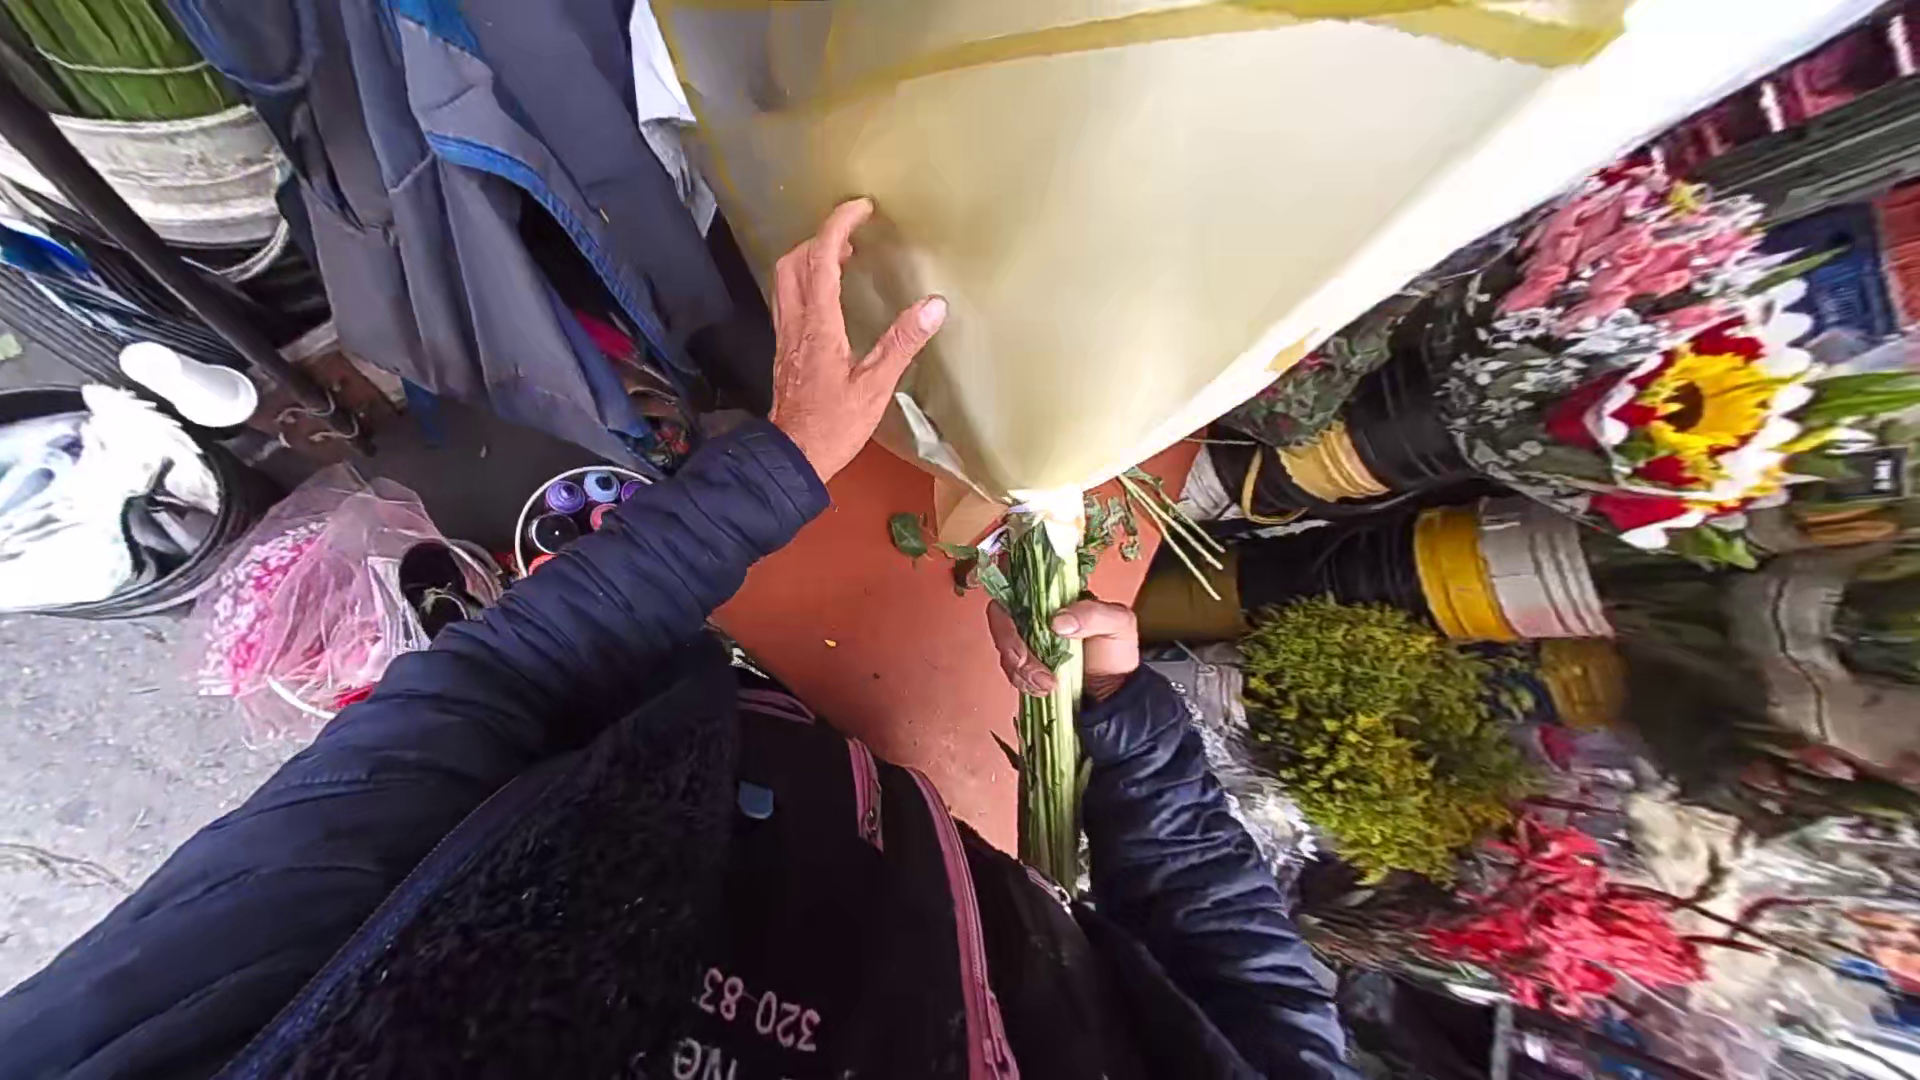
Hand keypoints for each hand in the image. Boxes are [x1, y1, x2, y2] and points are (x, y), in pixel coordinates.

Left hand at [769, 197, 946, 482]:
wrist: (794, 456)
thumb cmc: (834, 426)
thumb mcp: (875, 388)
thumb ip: (901, 344)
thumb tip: (933, 307)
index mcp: (819, 326)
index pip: (821, 258)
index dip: (838, 226)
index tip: (860, 209)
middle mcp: (795, 324)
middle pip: (794, 261)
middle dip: (821, 239)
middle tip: (852, 238)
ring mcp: (786, 337)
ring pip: (785, 280)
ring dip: (809, 259)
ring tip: (842, 261)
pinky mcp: (785, 351)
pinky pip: (787, 301)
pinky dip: (805, 283)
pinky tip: (826, 299)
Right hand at [988, 597, 1139, 703]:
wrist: (1113, 693)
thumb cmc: (1116, 651)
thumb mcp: (1118, 623)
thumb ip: (1093, 614)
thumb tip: (1057, 621)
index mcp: (1056, 594)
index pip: (1020, 579)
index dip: (1008, 591)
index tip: (1016, 618)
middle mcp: (1035, 611)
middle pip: (1002, 614)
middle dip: (1011, 642)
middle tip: (1027, 664)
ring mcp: (1026, 637)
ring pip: (1003, 643)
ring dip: (1018, 667)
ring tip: (1047, 683)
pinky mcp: (1022, 662)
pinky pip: (1008, 667)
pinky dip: (1021, 680)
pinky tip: (1042, 688)